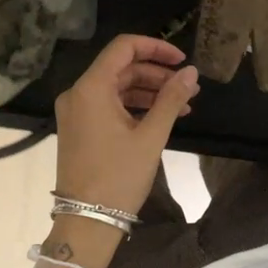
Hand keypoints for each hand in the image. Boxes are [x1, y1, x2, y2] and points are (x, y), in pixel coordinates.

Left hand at [52, 34, 199, 215]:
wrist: (88, 219)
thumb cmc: (119, 176)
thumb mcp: (151, 137)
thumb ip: (171, 99)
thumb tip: (191, 72)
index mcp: (90, 88)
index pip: (123, 48)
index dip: (155, 48)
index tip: (182, 60)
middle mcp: (77, 93)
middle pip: (121, 68)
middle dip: (157, 74)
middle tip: (189, 88)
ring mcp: (76, 112)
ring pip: (116, 88)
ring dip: (149, 92)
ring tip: (183, 105)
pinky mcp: (79, 128)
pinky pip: (108, 105)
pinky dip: (134, 107)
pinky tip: (161, 117)